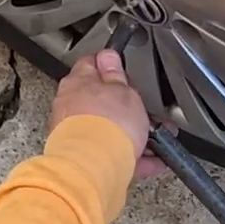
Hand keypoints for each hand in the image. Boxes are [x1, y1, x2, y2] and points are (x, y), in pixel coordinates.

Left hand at [50, 50, 166, 178]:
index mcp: (78, 82)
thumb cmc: (106, 125)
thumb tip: (109, 57)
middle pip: (100, 101)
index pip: (91, 64)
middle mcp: (71, 107)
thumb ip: (117, 75)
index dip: (110, 66)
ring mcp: (76, 134)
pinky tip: (150, 161)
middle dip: (125, 108)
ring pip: (109, 130)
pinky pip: (112, 154)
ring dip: (132, 134)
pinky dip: (131, 157)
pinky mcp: (85, 157)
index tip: (124, 73)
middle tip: (144, 112)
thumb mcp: (123, 91)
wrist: (95, 165)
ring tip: (153, 141)